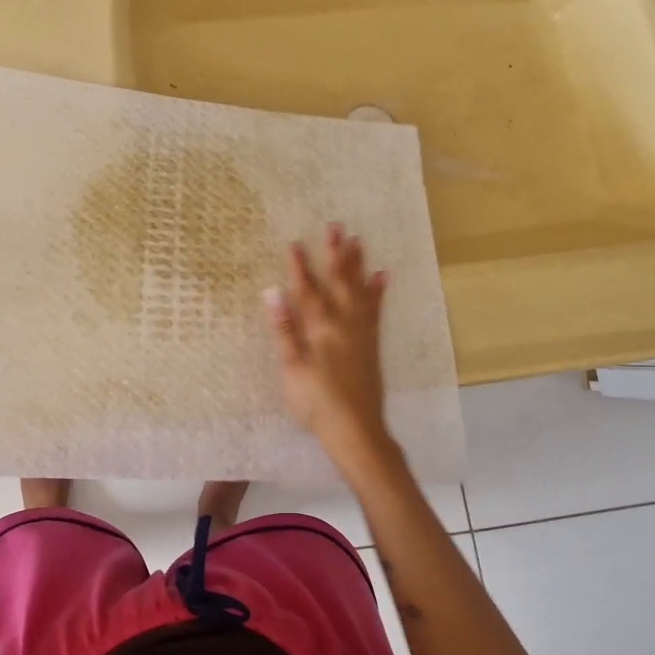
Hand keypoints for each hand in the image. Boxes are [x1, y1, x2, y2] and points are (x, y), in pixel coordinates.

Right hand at [266, 224, 392, 462]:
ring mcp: (360, 332)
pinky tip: (382, 276)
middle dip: (335, 253)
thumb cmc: (315, 401)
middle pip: (338, 281)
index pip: (307, 290)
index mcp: (318, 328)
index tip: (295, 242)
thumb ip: (283, 329)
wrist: (355, 428)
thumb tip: (272, 292)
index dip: (300, 266)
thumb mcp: (291, 368)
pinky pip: (376, 309)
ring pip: (358, 290)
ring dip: (357, 264)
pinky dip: (378, 291)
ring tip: (358, 240)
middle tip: (336, 226)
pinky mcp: (372, 343)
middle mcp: (342, 323)